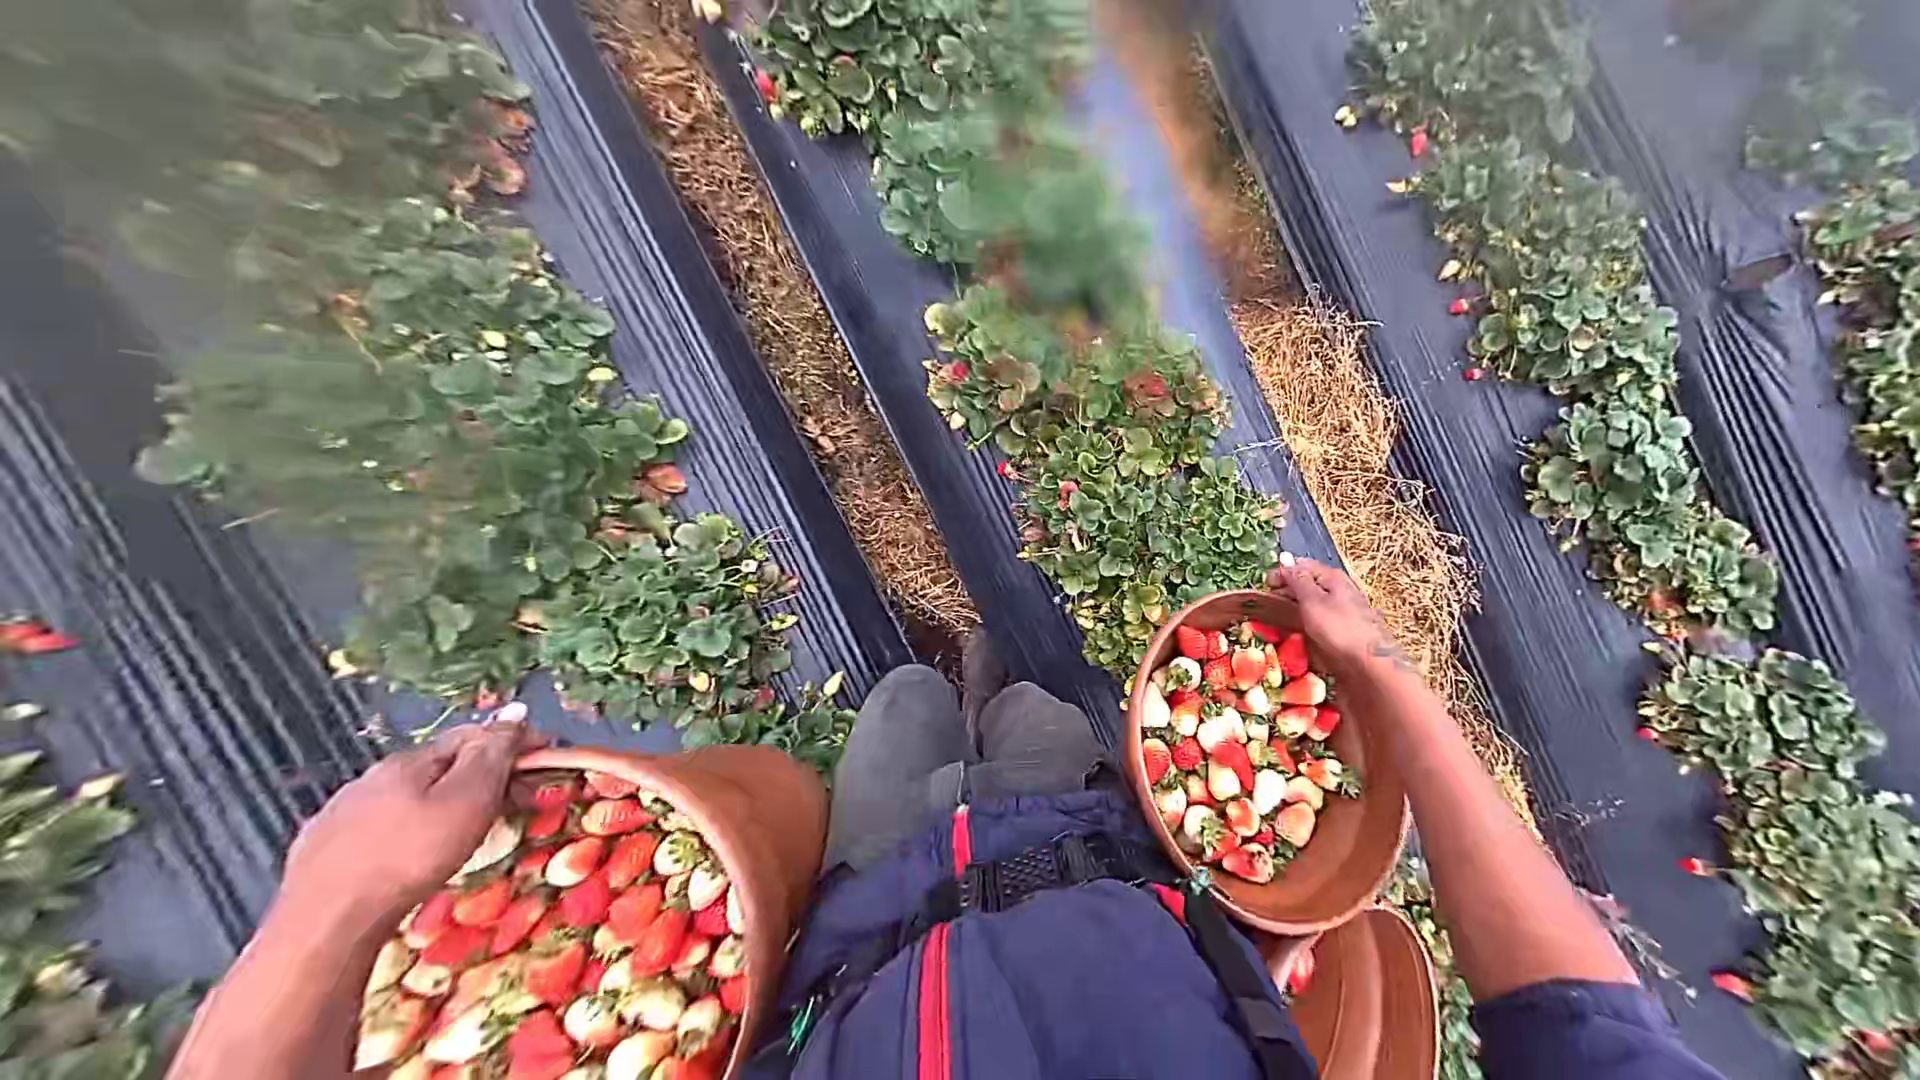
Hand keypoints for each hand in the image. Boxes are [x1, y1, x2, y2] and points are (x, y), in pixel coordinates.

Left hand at [278, 704, 542, 927]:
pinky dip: (408, 828)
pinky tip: (412, 850)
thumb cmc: (411, 857)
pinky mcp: (319, 852)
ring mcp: (339, 815)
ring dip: (443, 801)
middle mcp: (370, 777)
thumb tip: (515, 711)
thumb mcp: (470, 797)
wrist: (324, 929)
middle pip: (440, 765)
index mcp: (408, 760)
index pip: (472, 735)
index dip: (513, 742)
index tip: (544, 757)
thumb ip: (494, 752)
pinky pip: (379, 826)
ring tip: (468, 827)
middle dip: (483, 775)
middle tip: (518, 799)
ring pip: (407, 795)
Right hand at [1263, 558, 1414, 680]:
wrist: (1369, 663)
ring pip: (1312, 599)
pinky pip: (1318, 614)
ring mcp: (1344, 607)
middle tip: (1268, 603)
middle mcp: (1340, 588)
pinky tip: (1299, 627)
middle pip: (1307, 581)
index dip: (1281, 573)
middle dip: (1286, 589)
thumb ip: (1297, 579)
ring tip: (1279, 616)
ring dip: (1294, 604)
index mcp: (1332, 577)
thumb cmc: (1338, 628)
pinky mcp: (1344, 625)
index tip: (1264, 586)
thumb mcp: (1312, 600)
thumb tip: (1284, 558)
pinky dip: (1305, 617)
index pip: (1301, 565)